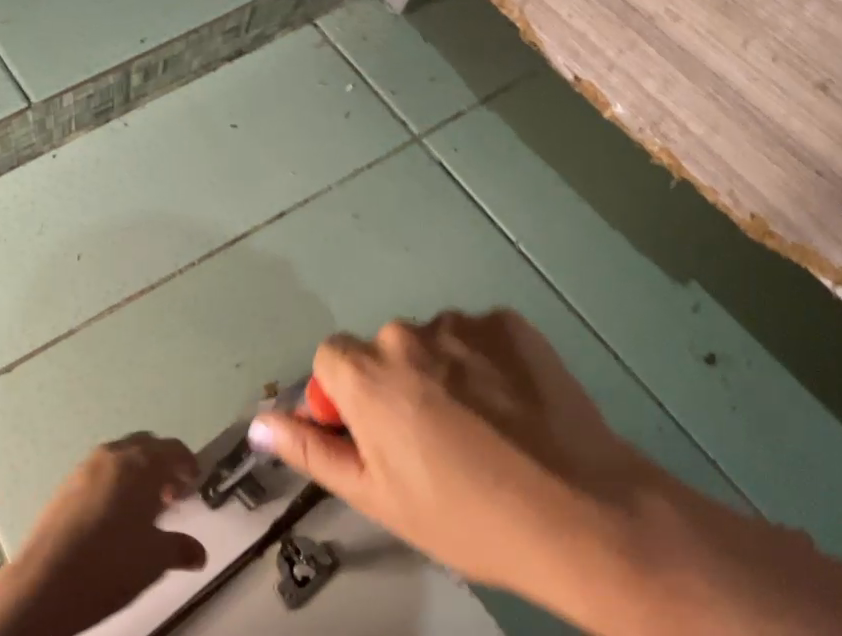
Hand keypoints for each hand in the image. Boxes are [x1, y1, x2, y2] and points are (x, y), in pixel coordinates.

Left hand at [0, 433, 205, 635]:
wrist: (46, 582)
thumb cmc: (110, 564)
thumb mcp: (154, 560)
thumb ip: (180, 548)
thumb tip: (197, 552)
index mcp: (141, 465)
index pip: (172, 449)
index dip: (187, 463)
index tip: (194, 483)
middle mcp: (113, 456)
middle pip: (145, 446)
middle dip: (161, 465)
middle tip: (171, 496)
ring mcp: (84, 468)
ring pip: (119, 457)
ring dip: (136, 473)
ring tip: (142, 509)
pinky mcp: (64, 485)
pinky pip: (99, 472)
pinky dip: (114, 482)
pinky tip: (113, 516)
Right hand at [249, 310, 645, 595]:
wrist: (583, 513)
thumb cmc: (466, 516)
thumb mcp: (376, 496)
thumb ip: (311, 450)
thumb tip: (258, 423)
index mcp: (365, 374)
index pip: (331, 359)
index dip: (349, 398)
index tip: (378, 435)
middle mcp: (405, 333)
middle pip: (383, 349)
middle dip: (396, 382)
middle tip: (435, 437)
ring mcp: (464, 324)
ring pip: (433, 340)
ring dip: (443, 368)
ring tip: (482, 424)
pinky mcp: (513, 324)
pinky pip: (481, 335)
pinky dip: (487, 360)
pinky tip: (513, 404)